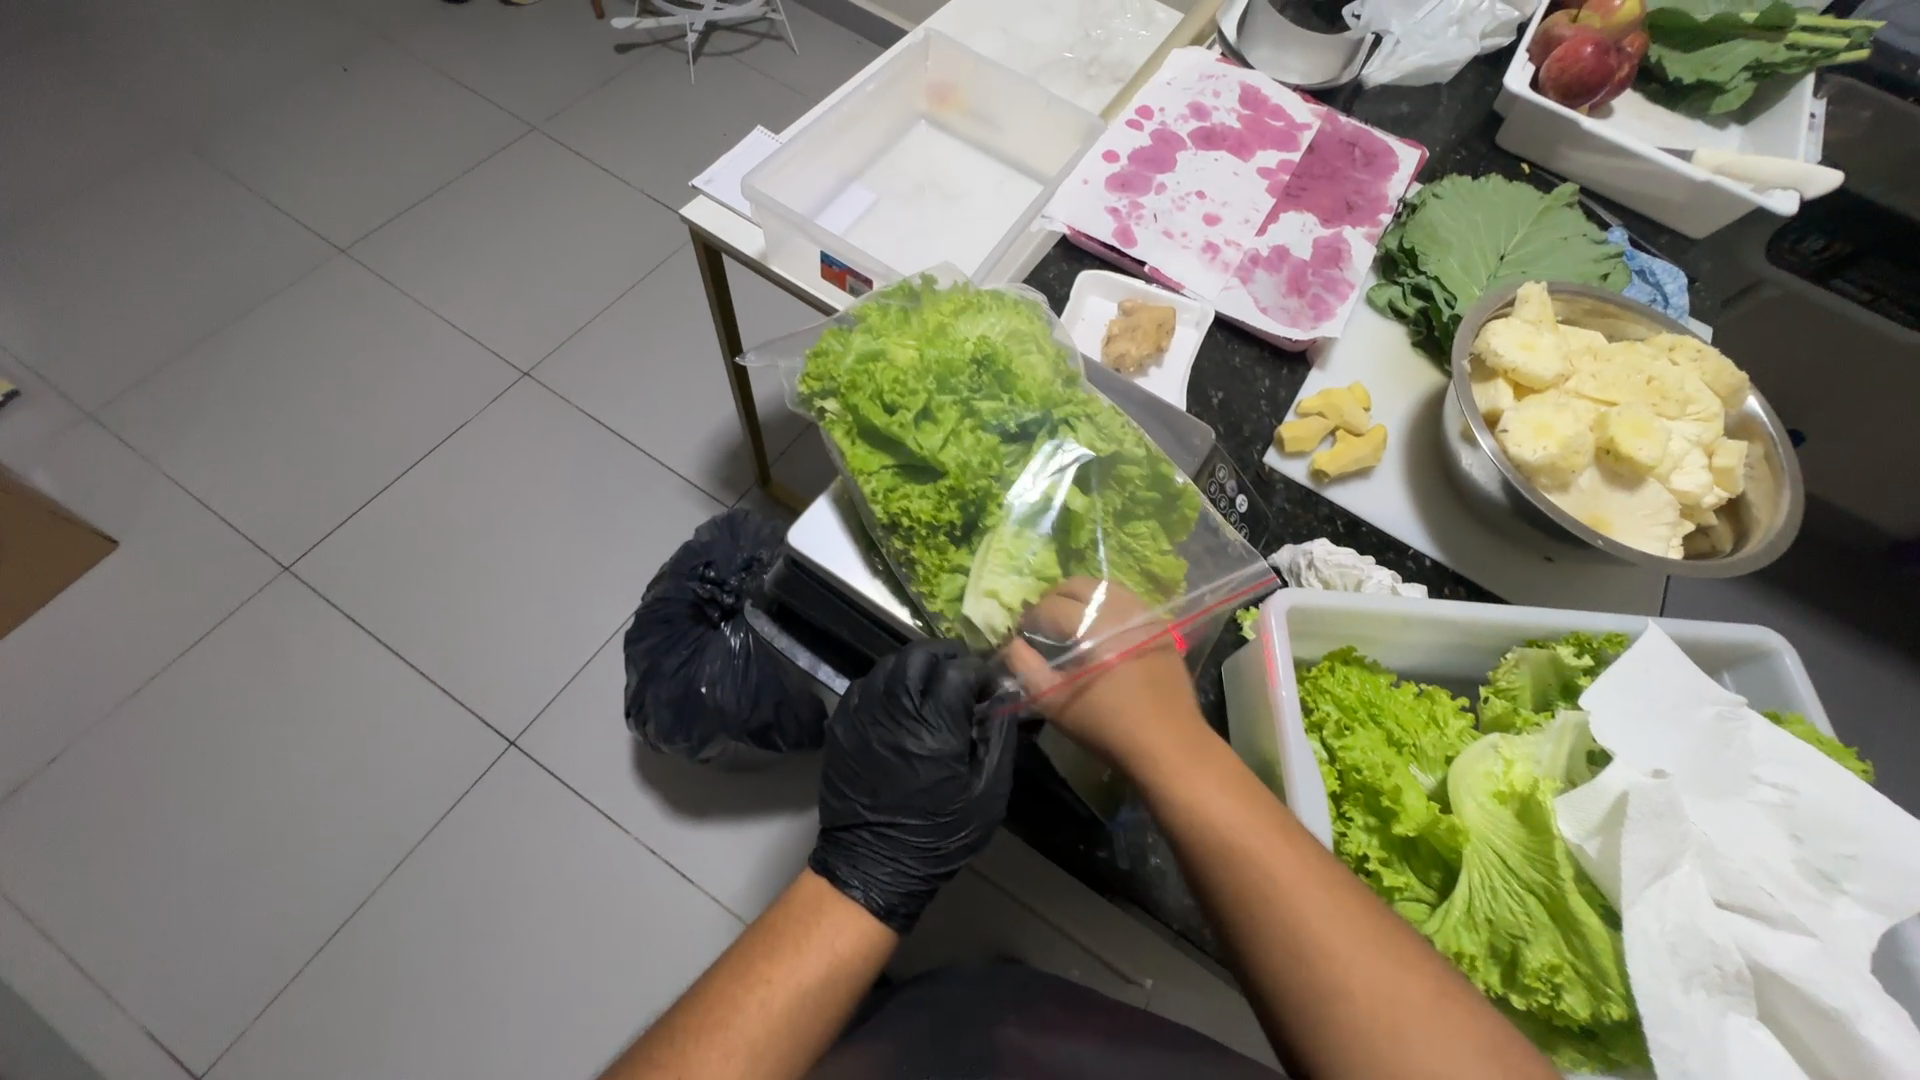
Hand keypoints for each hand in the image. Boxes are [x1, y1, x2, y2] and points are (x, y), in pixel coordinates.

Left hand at [809, 641, 1012, 933]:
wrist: (874, 864)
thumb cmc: (939, 834)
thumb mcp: (988, 793)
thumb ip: (999, 737)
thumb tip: (1006, 695)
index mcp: (934, 725)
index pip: (959, 670)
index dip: (979, 672)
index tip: (988, 688)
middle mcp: (895, 709)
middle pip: (920, 655)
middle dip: (946, 658)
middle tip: (961, 677)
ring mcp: (863, 715)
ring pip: (889, 665)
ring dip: (916, 668)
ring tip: (931, 687)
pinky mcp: (841, 726)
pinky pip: (866, 686)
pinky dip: (887, 684)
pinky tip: (900, 703)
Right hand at [1002, 578, 1209, 776]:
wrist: (1168, 745)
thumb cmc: (1106, 726)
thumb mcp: (1053, 702)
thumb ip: (1024, 667)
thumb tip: (1013, 642)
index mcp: (1094, 627)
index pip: (1051, 605)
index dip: (1030, 617)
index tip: (1023, 635)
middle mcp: (1122, 610)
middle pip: (1079, 585)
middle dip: (1054, 599)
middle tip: (1044, 623)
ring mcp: (1146, 615)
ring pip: (1106, 588)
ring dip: (1082, 599)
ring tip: (1071, 623)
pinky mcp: (1161, 626)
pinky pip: (1128, 602)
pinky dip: (1108, 607)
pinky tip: (1101, 630)